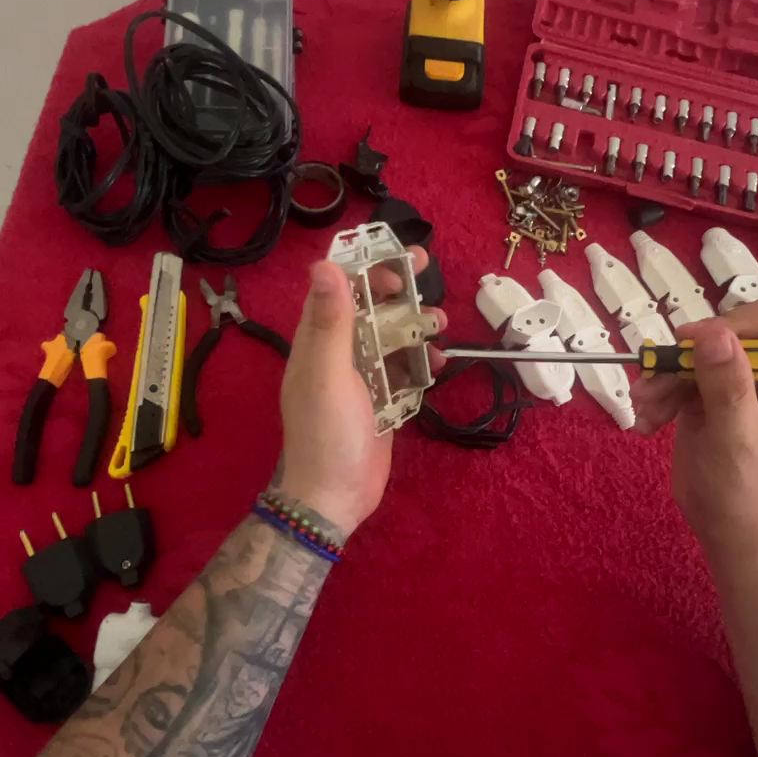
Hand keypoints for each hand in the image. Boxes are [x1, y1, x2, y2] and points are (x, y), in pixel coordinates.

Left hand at [277, 247, 444, 533]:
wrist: (335, 497)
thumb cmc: (327, 433)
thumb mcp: (327, 373)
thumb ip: (330, 321)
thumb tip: (324, 264)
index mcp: (317, 343)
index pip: (338, 290)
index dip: (364, 267)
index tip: (396, 258)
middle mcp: (337, 355)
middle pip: (367, 310)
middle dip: (396, 290)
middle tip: (426, 273)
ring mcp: (360, 380)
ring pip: (389, 339)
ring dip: (414, 326)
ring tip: (440, 323)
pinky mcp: (381, 403)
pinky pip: (402, 372)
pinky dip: (420, 364)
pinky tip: (438, 364)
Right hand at [632, 298, 757, 557]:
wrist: (728, 532)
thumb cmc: (748, 492)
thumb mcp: (738, 438)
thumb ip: (727, 385)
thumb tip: (712, 331)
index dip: (736, 323)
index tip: (697, 342)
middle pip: (726, 334)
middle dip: (687, 358)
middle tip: (656, 377)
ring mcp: (736, 384)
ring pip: (694, 355)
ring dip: (663, 378)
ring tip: (644, 408)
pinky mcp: (706, 397)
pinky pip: (677, 378)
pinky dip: (657, 396)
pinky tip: (647, 423)